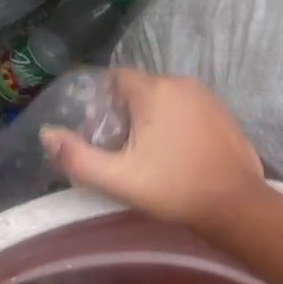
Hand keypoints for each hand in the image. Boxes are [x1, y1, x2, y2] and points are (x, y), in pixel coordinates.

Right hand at [40, 67, 263, 227]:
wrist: (235, 205)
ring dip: (150, 118)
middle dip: (124, 111)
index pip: (116, 78)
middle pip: (140, 88)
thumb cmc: (173, 188)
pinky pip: (187, 109)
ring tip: (145, 153)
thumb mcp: (118, 179)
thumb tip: (47, 135)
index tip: (98, 130)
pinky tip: (174, 154)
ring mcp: (207, 97)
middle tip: (118, 148)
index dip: (101, 101)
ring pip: (164, 98)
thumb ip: (78, 157)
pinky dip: (175, 124)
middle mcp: (181, 84)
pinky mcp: (224, 114)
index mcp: (154, 91)